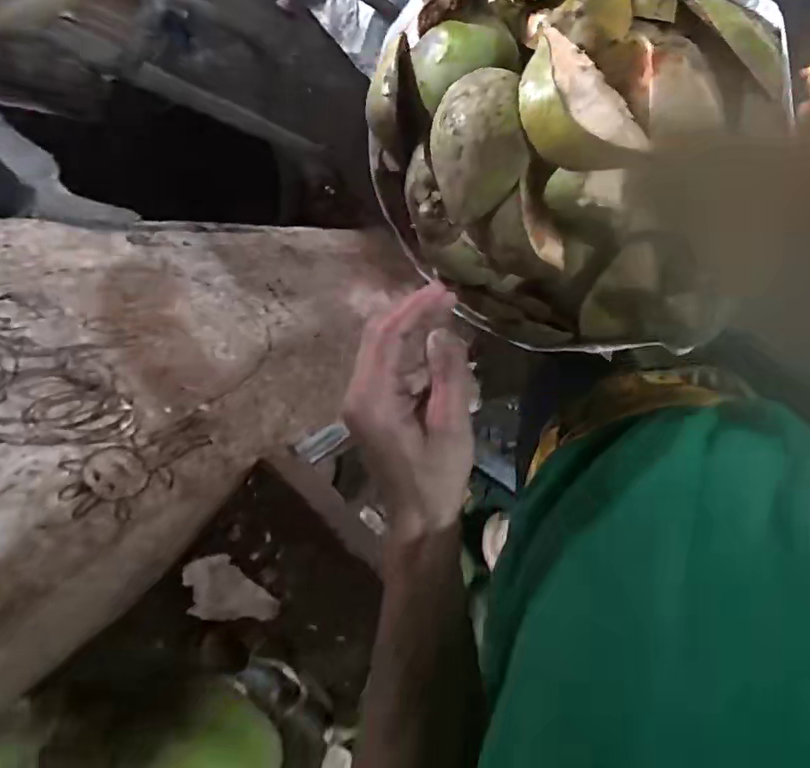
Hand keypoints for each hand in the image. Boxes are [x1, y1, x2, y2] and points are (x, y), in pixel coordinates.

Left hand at [343, 283, 475, 542]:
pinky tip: (434, 340)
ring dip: (409, 325)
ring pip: (380, 346)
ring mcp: (360, 399)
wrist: (418, 519)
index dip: (415, 307)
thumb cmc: (438, 477)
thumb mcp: (452, 425)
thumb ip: (447, 374)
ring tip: (444, 309)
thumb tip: (442, 330)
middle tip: (445, 294)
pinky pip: (386, 363)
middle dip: (410, 309)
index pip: (388, 336)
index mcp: (373, 399)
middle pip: (377, 334)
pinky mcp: (370, 405)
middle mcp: (358, 393)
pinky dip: (408, 346)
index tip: (445, 289)